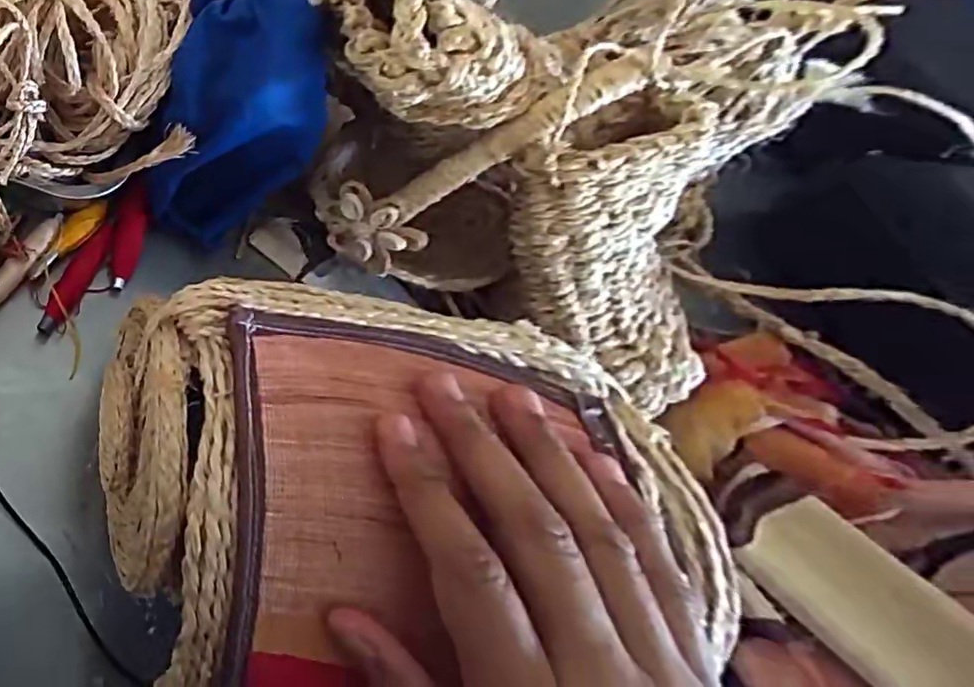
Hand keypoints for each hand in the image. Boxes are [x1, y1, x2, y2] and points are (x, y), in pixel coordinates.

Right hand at [327, 373, 712, 686]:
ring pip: (606, 540)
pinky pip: (667, 574)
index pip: (471, 569)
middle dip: (484, 450)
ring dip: (553, 458)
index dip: (427, 489)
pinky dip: (630, 507)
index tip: (391, 425)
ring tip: (513, 396)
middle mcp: (604, 672)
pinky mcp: (702, 672)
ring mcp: (666, 671)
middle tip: (442, 386)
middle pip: (539, 537)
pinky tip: (598, 456)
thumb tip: (340, 614)